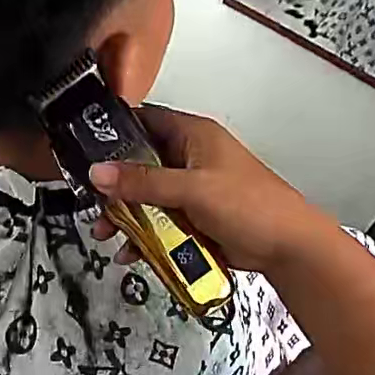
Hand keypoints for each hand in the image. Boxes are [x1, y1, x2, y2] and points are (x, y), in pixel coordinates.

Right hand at [88, 104, 338, 273]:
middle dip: (116, 189)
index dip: (115, 135)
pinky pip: (161, 224)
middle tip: (95, 206)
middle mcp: (191, 159)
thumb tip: (100, 172)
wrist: (286, 248)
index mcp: (194, 136)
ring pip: (148, 199)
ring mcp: (193, 191)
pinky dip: (146, 237)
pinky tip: (133, 252)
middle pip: (140, 167)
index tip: (88, 153)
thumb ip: (143, 182)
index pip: (145, 122)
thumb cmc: (252, 206)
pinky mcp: (195, 219)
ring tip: (108, 235)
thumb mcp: (191, 189)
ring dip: (127, 218)